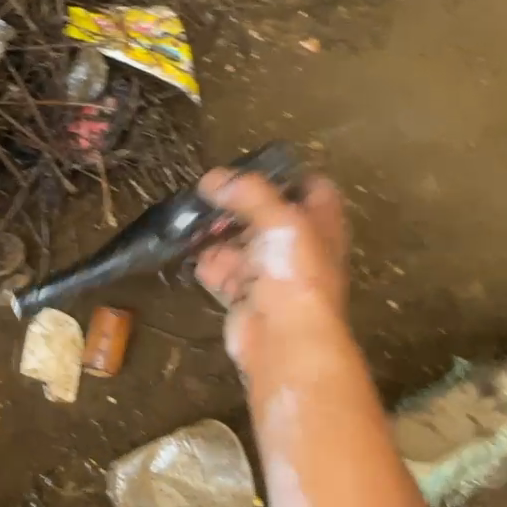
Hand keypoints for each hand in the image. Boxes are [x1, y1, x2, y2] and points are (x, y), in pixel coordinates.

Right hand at [195, 169, 349, 368]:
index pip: (310, 187)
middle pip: (264, 215)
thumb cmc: (294, 275)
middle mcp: (297, 244)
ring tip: (187, 223)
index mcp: (319, 223)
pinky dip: (205, 263)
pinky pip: (220, 269)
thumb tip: (212, 177)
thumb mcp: (279, 221)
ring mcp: (268, 270)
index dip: (283, 176)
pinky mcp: (243, 292)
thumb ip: (248, 194)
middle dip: (234, 206)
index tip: (247, 170)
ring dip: (213, 235)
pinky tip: (188, 253)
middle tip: (204, 196)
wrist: (283, 336)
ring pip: (237, 242)